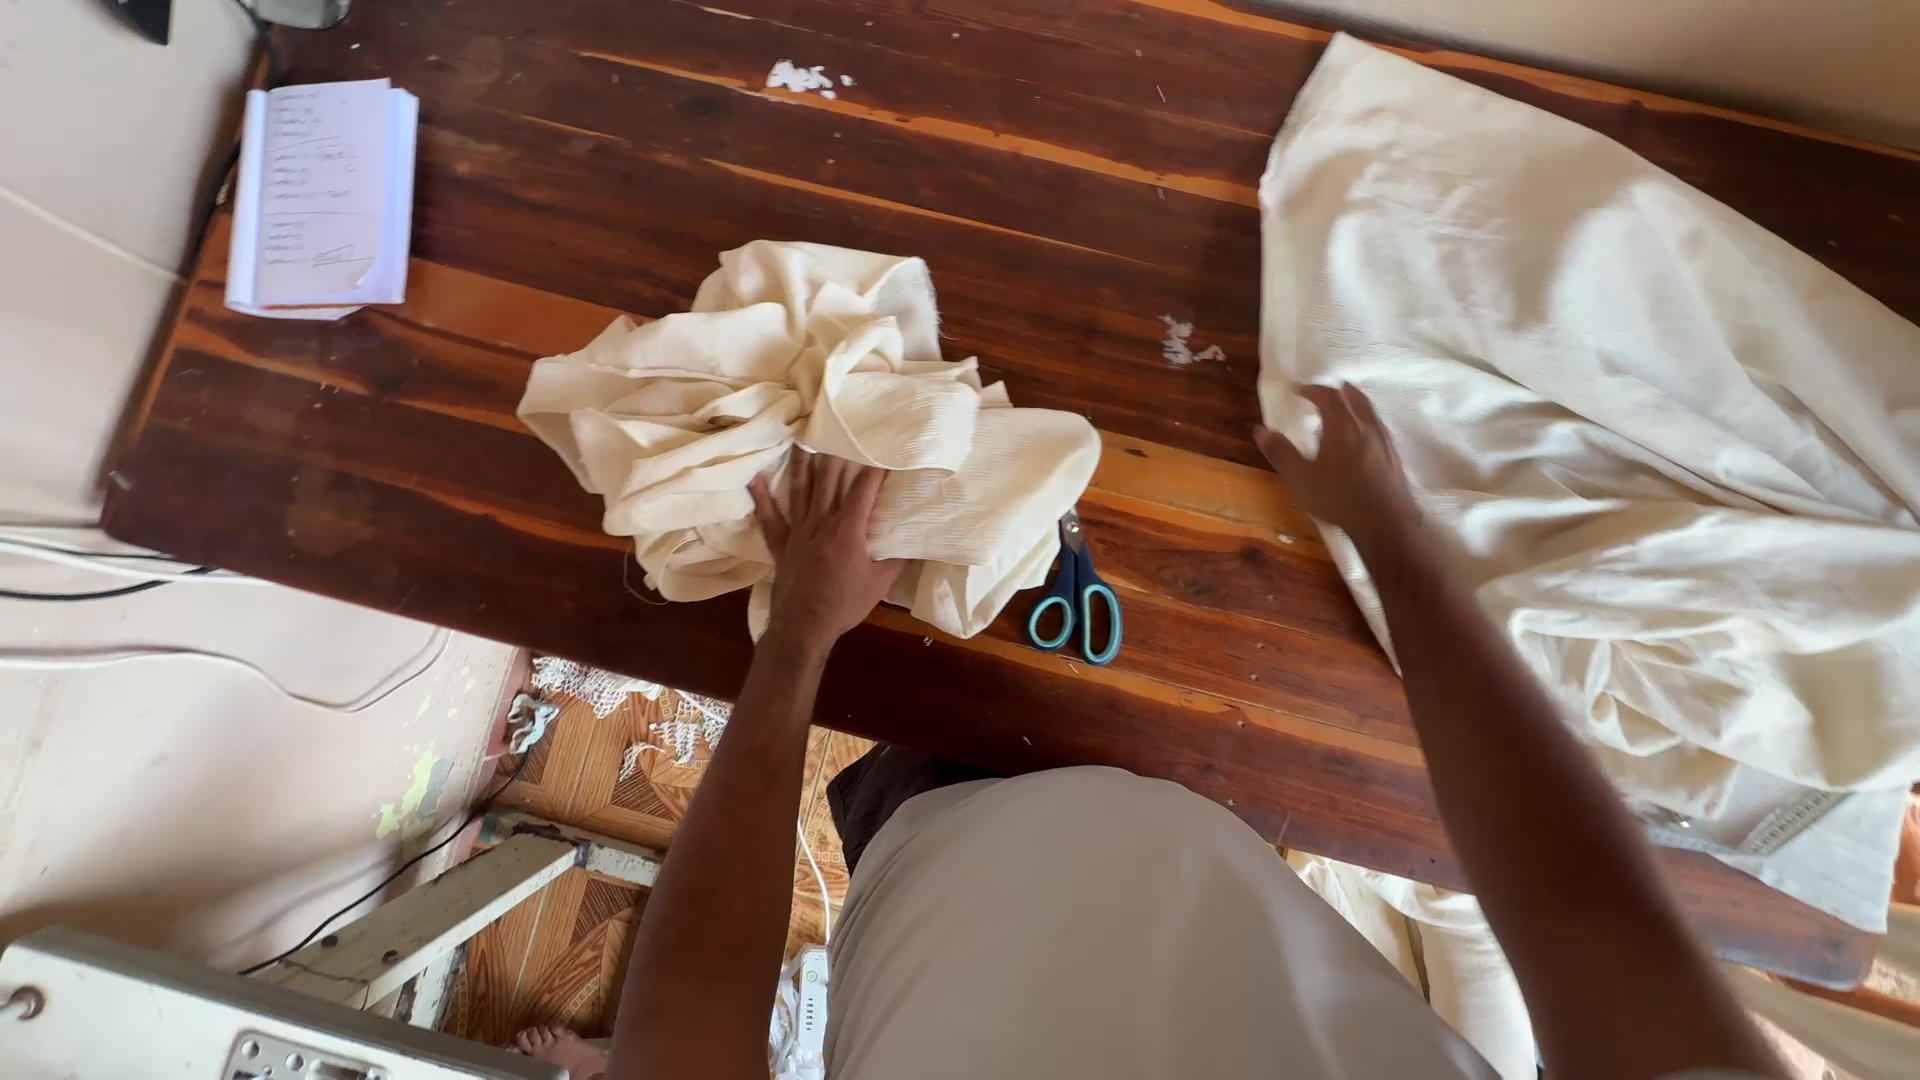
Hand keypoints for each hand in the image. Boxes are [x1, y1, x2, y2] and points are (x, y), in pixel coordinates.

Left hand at [749, 449, 905, 651]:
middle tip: (837, 430)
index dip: (875, 468)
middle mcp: (822, 522)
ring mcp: (798, 532)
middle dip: (836, 454)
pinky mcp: (781, 545)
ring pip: (800, 491)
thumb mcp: (880, 583)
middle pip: (829, 480)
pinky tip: (754, 479)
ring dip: (802, 465)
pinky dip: (762, 498)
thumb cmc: (845, 604)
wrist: (804, 626)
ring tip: (802, 441)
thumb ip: (898, 560)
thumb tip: (918, 544)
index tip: (884, 450)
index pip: (865, 490)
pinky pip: (771, 518)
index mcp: (849, 529)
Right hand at [1253, 383, 1420, 546]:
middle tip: (1320, 394)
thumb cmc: (1337, 498)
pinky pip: (1377, 425)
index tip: (1298, 390)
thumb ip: (1280, 452)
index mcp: (1342, 427)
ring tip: (1341, 408)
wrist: (1385, 521)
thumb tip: (1260, 430)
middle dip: (1334, 391)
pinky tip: (1360, 435)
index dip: (1311, 390)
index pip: (1327, 396)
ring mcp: (1383, 439)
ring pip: (1368, 409)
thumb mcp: (1300, 478)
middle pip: (1353, 397)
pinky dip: (1364, 419)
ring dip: (1352, 402)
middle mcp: (1366, 426)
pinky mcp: (1393, 454)